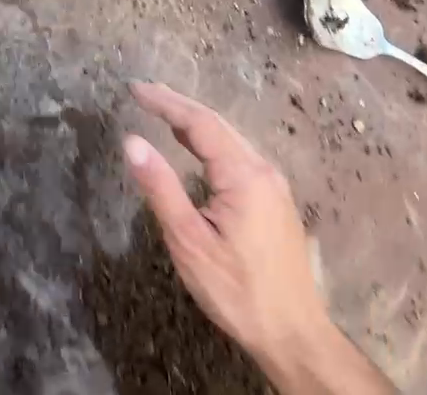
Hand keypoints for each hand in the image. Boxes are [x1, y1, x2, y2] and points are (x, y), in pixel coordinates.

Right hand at [123, 82, 394, 394]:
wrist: (294, 336)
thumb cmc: (236, 290)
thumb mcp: (188, 240)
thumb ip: (160, 186)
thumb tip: (131, 141)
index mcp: (244, 176)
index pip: (200, 123)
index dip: (166, 102)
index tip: (135, 89)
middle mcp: (264, 172)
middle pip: (218, 125)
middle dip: (179, 105)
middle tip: (143, 92)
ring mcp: (274, 187)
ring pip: (230, 139)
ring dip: (194, 122)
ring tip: (162, 110)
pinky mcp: (275, 202)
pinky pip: (238, 155)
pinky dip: (210, 141)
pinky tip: (194, 146)